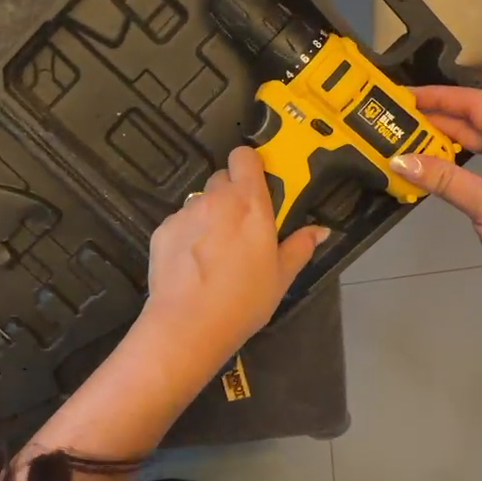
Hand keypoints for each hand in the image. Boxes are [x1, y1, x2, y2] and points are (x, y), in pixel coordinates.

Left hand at [141, 146, 328, 366]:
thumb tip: (320, 230)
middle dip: (230, 195)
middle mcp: (215, 200)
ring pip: (199, 203)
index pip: (244, 156)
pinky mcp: (161, 230)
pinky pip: (178, 223)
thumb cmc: (243, 301)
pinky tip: (190, 264)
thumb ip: (299, 247)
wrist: (188, 324)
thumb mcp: (281, 277)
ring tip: (212, 252)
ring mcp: (184, 214)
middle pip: (221, 179)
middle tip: (239, 226)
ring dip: (208, 216)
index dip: (249, 165)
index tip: (256, 183)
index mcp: (249, 203)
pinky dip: (185, 235)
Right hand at [391, 87, 481, 305]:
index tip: (404, 97)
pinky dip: (459, 163)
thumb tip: (398, 159)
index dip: (440, 97)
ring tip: (408, 139)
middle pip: (479, 122)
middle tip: (397, 120)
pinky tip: (436, 167)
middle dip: (439, 119)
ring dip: (447, 141)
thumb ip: (442, 178)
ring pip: (481, 144)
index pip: (478, 104)